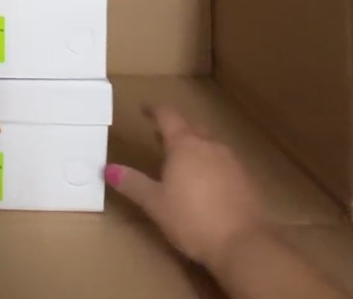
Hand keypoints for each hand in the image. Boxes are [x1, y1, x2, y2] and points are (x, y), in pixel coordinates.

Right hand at [105, 106, 271, 269]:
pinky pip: (224, 161)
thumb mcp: (155, 203)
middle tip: (161, 137)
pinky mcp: (245, 179)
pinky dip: (211, 163)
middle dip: (176, 128)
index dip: (155, 110)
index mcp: (184, 144)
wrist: (244, 243)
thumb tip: (107, 168)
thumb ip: (132, 183)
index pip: (167, 115)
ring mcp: (230, 160)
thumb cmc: (193, 219)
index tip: (145, 110)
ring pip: (209, 143)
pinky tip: (208, 183)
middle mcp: (208, 145)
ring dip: (195, 145)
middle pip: (190, 126)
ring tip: (184, 160)